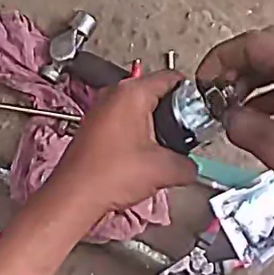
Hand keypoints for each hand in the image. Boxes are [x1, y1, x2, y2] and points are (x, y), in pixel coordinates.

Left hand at [48, 70, 195, 214]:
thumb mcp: (164, 169)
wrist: (76, 196)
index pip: (170, 78)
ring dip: (152, 126)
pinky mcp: (93, 128)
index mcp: (131, 93)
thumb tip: (191, 167)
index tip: (197, 107)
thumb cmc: (107, 175)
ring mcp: (99, 111)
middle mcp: (112, 95)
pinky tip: (141, 157)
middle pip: (153, 93)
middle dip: (171, 113)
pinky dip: (135, 135)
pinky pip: (122, 123)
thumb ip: (188, 165)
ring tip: (162, 149)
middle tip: (182, 133)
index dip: (189, 92)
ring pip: (137, 109)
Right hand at [197, 30, 273, 212]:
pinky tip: (260, 119)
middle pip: (266, 52)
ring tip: (235, 111)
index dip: (219, 60)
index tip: (204, 80)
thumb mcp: (273, 145)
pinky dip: (273, 95)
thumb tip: (227, 116)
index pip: (251, 44)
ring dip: (253, 86)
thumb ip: (239, 124)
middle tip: (216, 96)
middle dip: (235, 73)